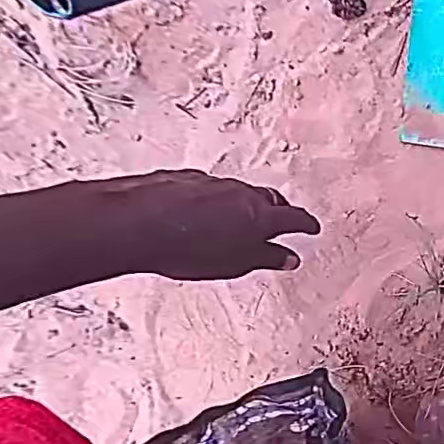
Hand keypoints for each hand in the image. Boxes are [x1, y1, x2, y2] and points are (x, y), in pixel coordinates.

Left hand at [84, 171, 321, 279]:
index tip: (312, 228)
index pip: (295, 218)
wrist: (132, 224)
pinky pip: (212, 189)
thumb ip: (265, 258)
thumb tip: (286, 257)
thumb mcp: (235, 264)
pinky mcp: (186, 179)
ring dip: (247, 206)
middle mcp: (241, 194)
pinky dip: (218, 201)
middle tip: (284, 222)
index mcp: (261, 216)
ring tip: (241, 223)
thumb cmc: (181, 246)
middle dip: (280, 211)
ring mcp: (213, 183)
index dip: (306, 224)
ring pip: (241, 193)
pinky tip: (206, 216)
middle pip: (271, 200)